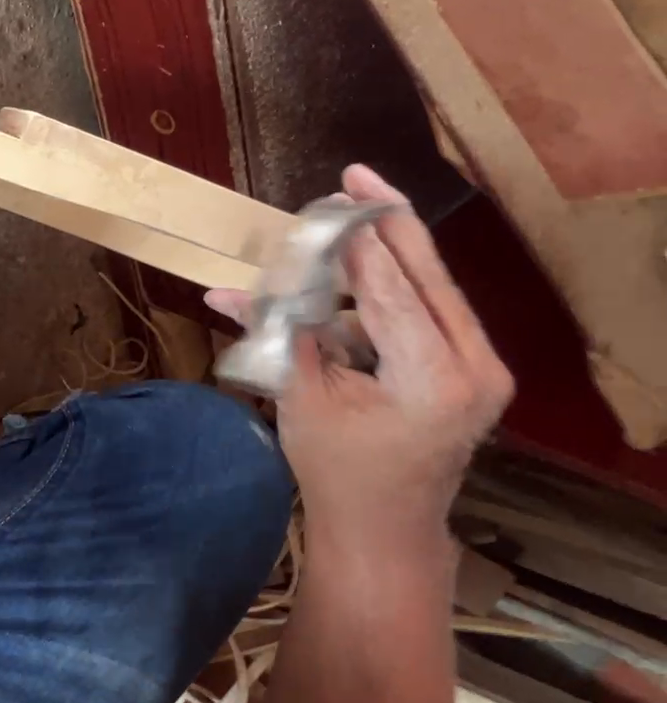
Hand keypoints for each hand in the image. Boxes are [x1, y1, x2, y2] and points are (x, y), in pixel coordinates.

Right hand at [206, 165, 513, 538]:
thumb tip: (225, 289)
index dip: (358, 244)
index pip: (394, 292)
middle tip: (359, 176)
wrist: (383, 527)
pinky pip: (422, 313)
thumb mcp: (300, 397)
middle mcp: (475, 365)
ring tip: (347, 219)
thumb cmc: (337, 469)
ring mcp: (477, 368)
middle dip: (389, 225)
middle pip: (428, 277)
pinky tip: (349, 273)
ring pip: (428, 290)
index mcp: (436, 377)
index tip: (333, 198)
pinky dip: (383, 291)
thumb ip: (279, 332)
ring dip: (383, 257)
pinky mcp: (463, 371)